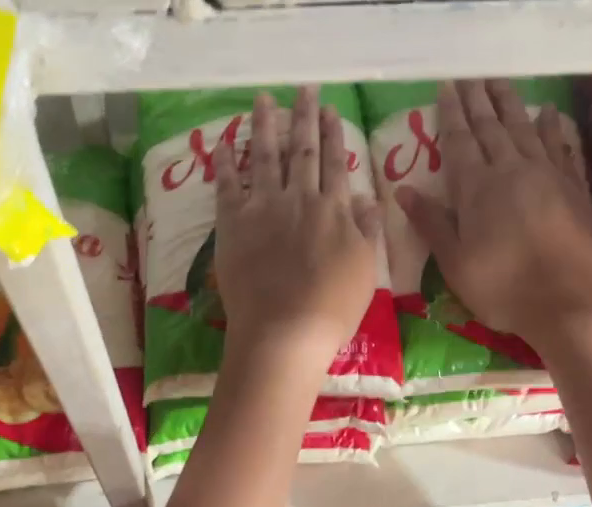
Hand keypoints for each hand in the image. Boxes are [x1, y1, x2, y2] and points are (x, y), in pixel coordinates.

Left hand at [214, 86, 381, 386]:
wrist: (284, 332)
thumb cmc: (331, 309)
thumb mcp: (365, 270)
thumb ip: (366, 231)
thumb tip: (367, 198)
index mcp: (334, 210)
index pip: (335, 163)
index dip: (333, 135)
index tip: (331, 110)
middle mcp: (299, 199)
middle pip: (302, 151)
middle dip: (304, 118)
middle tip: (304, 90)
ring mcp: (263, 208)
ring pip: (265, 156)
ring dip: (264, 126)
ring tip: (263, 100)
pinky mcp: (232, 224)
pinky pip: (227, 184)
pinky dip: (226, 160)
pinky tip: (224, 141)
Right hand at [397, 80, 591, 344]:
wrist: (563, 301)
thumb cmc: (499, 289)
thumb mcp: (454, 263)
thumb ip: (432, 223)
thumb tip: (405, 191)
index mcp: (476, 188)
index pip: (459, 141)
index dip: (450, 114)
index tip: (446, 88)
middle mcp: (510, 170)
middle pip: (491, 127)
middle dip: (478, 101)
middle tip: (469, 78)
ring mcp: (546, 174)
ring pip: (524, 128)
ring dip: (510, 104)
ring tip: (499, 84)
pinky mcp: (573, 186)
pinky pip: (559, 146)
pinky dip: (551, 127)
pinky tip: (547, 115)